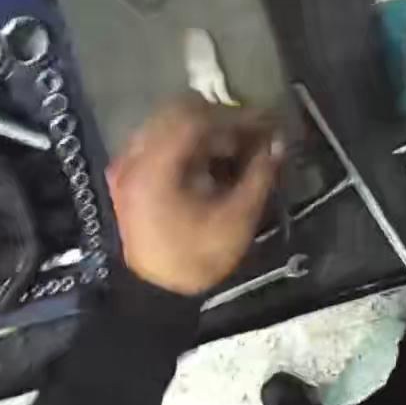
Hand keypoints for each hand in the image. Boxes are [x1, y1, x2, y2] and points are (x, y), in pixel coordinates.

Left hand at [106, 96, 281, 295]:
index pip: (197, 118)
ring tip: (235, 151)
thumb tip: (278, 143)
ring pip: (168, 124)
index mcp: (158, 166)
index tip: (266, 123)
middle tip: (251, 136)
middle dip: (220, 119)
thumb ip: (259, 174)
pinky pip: (160, 141)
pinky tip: (211, 163)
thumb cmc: (198, 257)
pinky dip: (188, 144)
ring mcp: (128, 164)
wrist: (157, 293)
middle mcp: (135, 156)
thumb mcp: (237, 217)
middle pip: (179, 112)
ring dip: (204, 131)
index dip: (236, 116)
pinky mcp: (130, 175)